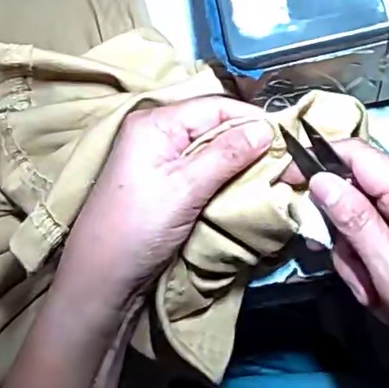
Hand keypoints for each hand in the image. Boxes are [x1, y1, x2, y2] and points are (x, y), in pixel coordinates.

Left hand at [55, 97, 272, 320]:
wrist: (100, 281)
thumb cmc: (137, 228)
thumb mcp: (185, 188)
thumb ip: (227, 154)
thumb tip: (267, 128)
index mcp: (156, 122)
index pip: (216, 106)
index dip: (253, 119)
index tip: (288, 137)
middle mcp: (157, 131)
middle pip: (215, 123)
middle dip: (251, 138)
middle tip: (287, 158)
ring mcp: (160, 156)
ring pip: (213, 145)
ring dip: (242, 157)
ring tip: (274, 170)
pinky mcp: (165, 180)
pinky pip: (204, 164)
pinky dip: (227, 171)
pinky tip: (248, 182)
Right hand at [309, 141, 388, 387]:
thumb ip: (357, 223)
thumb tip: (319, 178)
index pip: (359, 155)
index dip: (318, 162)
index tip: (286, 184)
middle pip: (358, 190)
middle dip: (346, 236)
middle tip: (361, 281)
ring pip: (365, 216)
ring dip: (359, 258)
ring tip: (379, 295)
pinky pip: (382, 232)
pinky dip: (373, 262)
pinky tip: (387, 293)